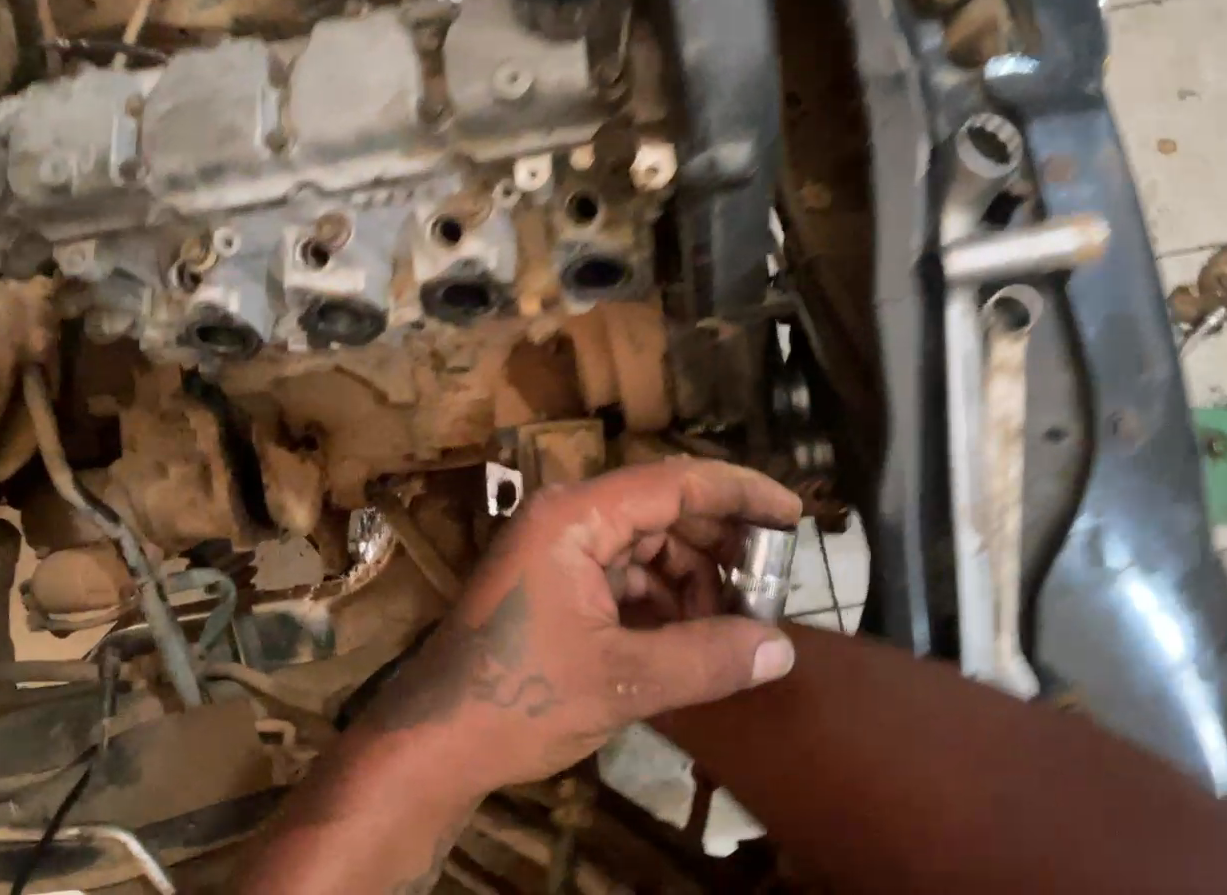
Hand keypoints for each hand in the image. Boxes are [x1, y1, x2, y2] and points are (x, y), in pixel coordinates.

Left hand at [356, 458, 803, 795]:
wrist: (433, 743)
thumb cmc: (520, 699)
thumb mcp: (624, 681)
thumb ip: (707, 658)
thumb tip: (781, 649)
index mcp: (576, 517)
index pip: (675, 482)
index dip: (740, 493)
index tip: (793, 514)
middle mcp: (567, 517)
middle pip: (663, 511)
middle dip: (720, 547)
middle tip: (769, 587)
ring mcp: (558, 548)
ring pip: (647, 545)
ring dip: (693, 578)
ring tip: (734, 622)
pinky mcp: (555, 580)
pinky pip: (624, 573)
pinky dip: (662, 598)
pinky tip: (691, 634)